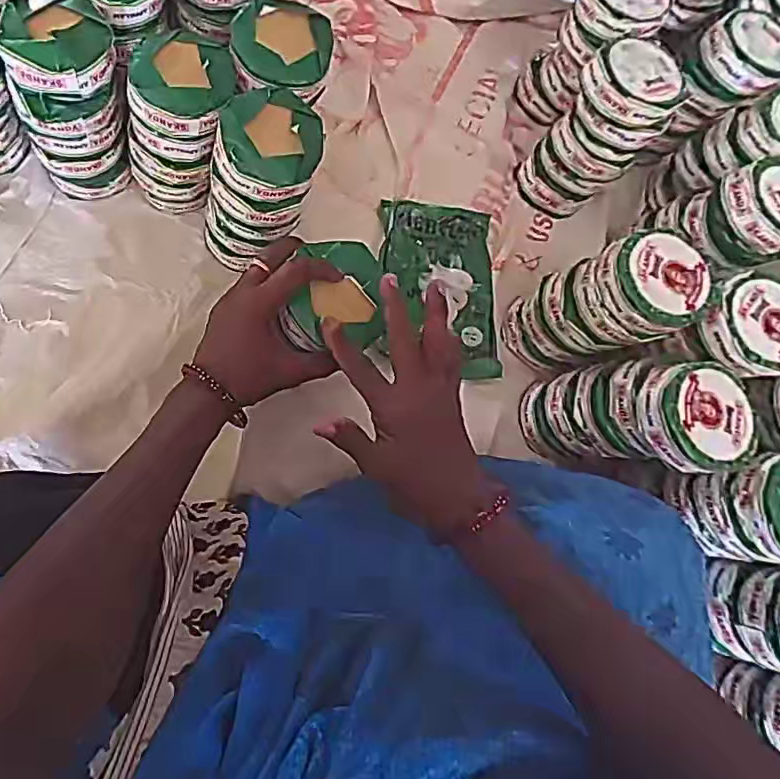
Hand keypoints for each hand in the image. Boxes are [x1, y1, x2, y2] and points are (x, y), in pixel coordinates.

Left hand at [191, 237, 341, 405]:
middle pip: (271, 254)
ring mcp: (231, 298)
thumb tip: (344, 352)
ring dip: (279, 264)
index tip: (337, 276)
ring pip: (257, 266)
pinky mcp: (225, 307)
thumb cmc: (246, 379)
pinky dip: (267, 280)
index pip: (296, 270)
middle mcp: (243, 293)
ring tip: (299, 276)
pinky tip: (278, 299)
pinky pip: (249, 281)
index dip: (321, 268)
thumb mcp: (291, 372)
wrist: (208, 391)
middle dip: (295, 249)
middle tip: (314, 253)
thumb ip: (323, 361)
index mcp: (260, 302)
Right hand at [317, 273, 500, 537]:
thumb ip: (349, 439)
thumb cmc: (414, 484)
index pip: (362, 370)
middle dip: (397, 309)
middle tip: (391, 280)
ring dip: (436, 314)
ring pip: (439, 343)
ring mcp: (440, 389)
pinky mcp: (453, 395)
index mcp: (393, 406)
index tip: (331, 321)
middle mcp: (418, 390)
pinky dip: (449, 338)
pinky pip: (452, 358)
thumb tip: (319, 423)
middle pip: (407, 341)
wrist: (459, 498)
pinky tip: (449, 327)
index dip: (343, 346)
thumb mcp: (376, 466)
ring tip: (435, 287)